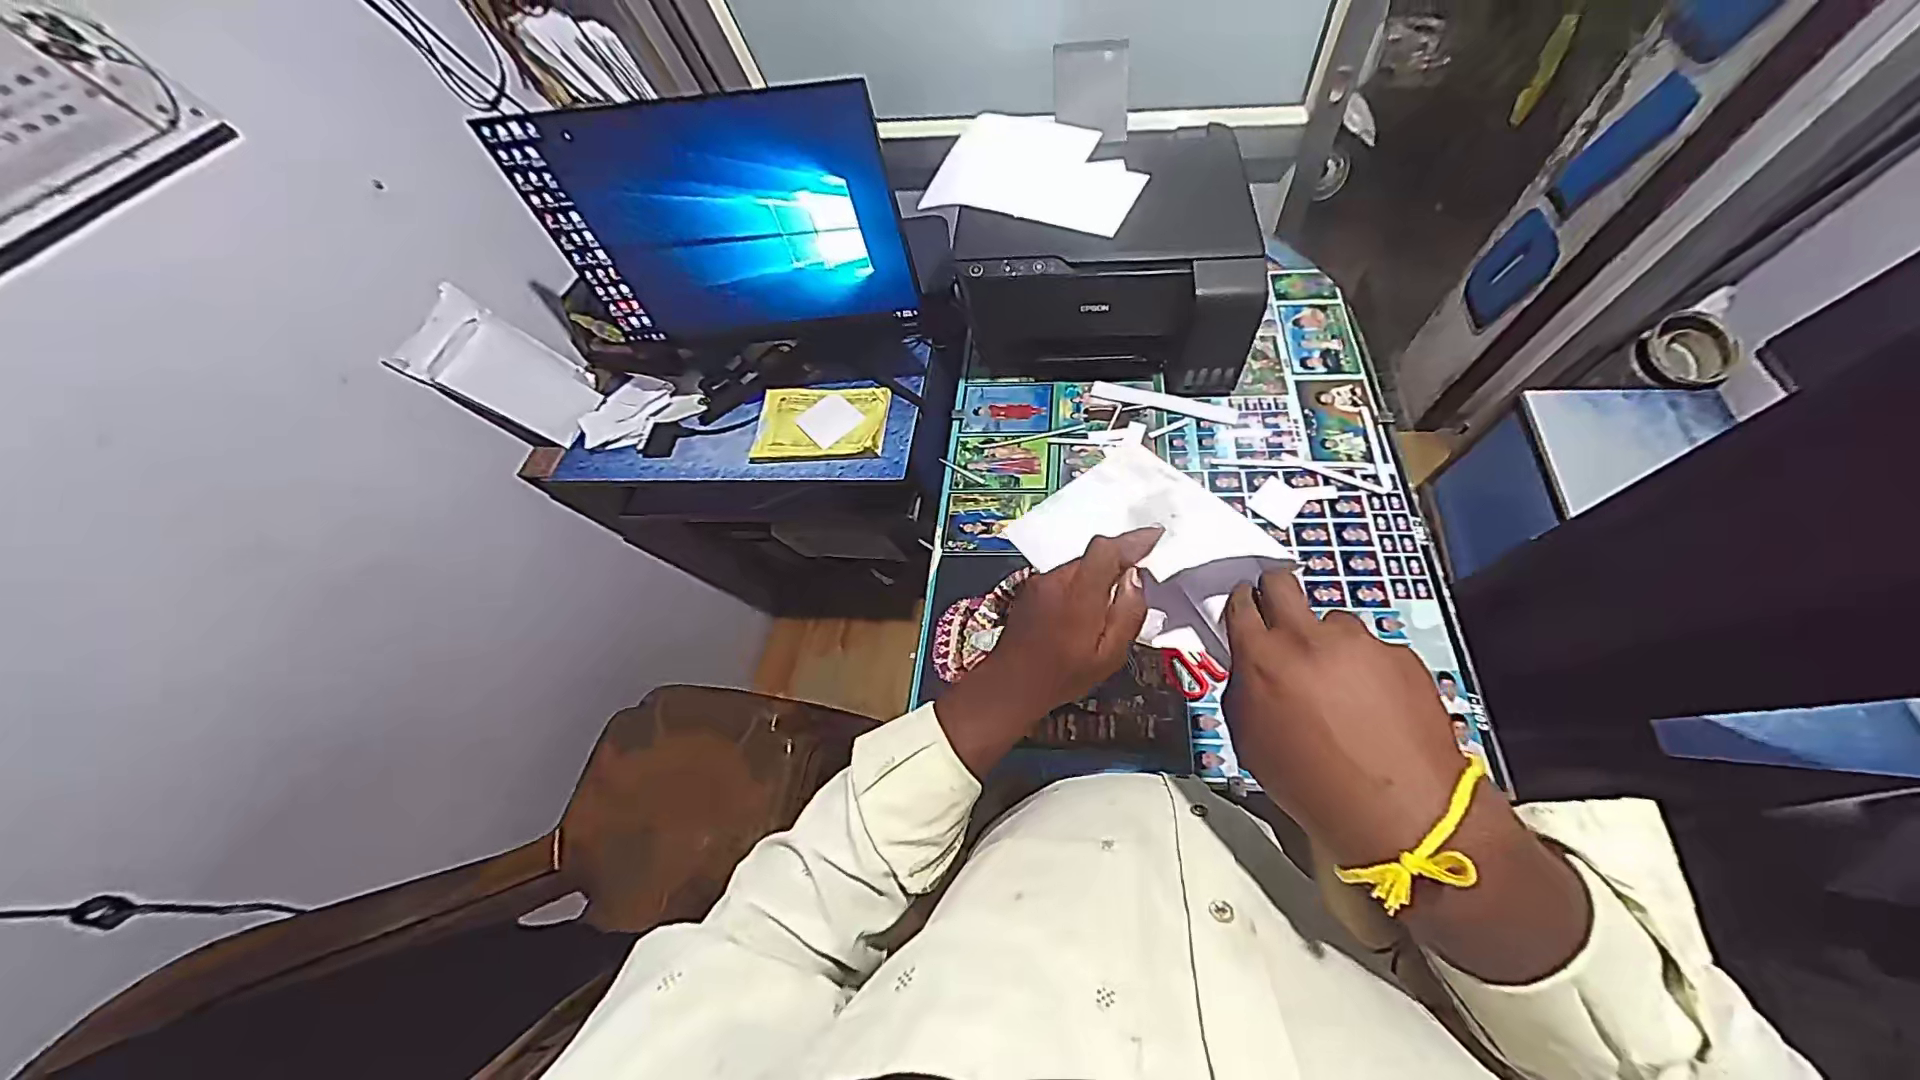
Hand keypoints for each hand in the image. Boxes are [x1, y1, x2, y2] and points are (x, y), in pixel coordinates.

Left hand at [936, 527, 1159, 777]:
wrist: (1010, 684)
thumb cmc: (1063, 675)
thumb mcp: (1109, 655)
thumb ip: (1129, 612)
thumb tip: (1135, 578)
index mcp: (1079, 594)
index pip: (1107, 550)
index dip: (1134, 540)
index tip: (1156, 535)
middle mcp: (1057, 579)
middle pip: (1093, 556)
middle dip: (1118, 562)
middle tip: (1137, 579)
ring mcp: (1039, 582)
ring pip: (1078, 567)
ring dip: (1097, 576)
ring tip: (1108, 604)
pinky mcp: (1030, 588)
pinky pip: (1063, 577)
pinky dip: (1079, 585)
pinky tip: (1081, 611)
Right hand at [1220, 570, 1470, 867]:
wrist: (1403, 815)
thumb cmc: (1314, 785)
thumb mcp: (1249, 737)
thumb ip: (1244, 686)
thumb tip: (1250, 665)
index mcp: (1261, 657)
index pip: (1240, 602)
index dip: (1241, 604)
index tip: (1246, 610)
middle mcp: (1307, 639)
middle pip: (1281, 583)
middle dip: (1275, 592)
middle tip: (1279, 617)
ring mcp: (1358, 643)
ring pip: (1331, 620)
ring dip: (1326, 640)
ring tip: (1337, 683)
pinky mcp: (1400, 654)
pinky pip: (1371, 647)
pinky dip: (1365, 665)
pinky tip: (1371, 701)